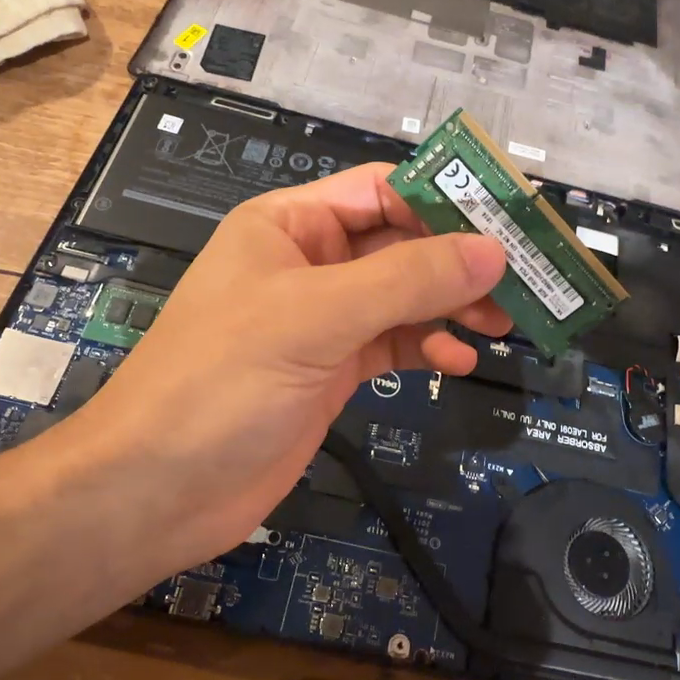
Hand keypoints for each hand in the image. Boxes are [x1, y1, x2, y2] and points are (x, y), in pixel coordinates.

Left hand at [69, 162, 508, 578]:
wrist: (157, 488)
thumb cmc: (221, 381)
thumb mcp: (315, 317)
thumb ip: (407, 280)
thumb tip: (494, 250)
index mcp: (290, 225)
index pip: (382, 191)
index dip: (446, 199)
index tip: (511, 219)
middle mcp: (308, 263)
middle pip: (401, 244)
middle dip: (459, 260)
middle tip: (522, 281)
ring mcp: (321, 321)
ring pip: (404, 297)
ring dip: (451, 307)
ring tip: (500, 324)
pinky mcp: (331, 371)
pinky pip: (394, 343)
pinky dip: (428, 347)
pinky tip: (455, 362)